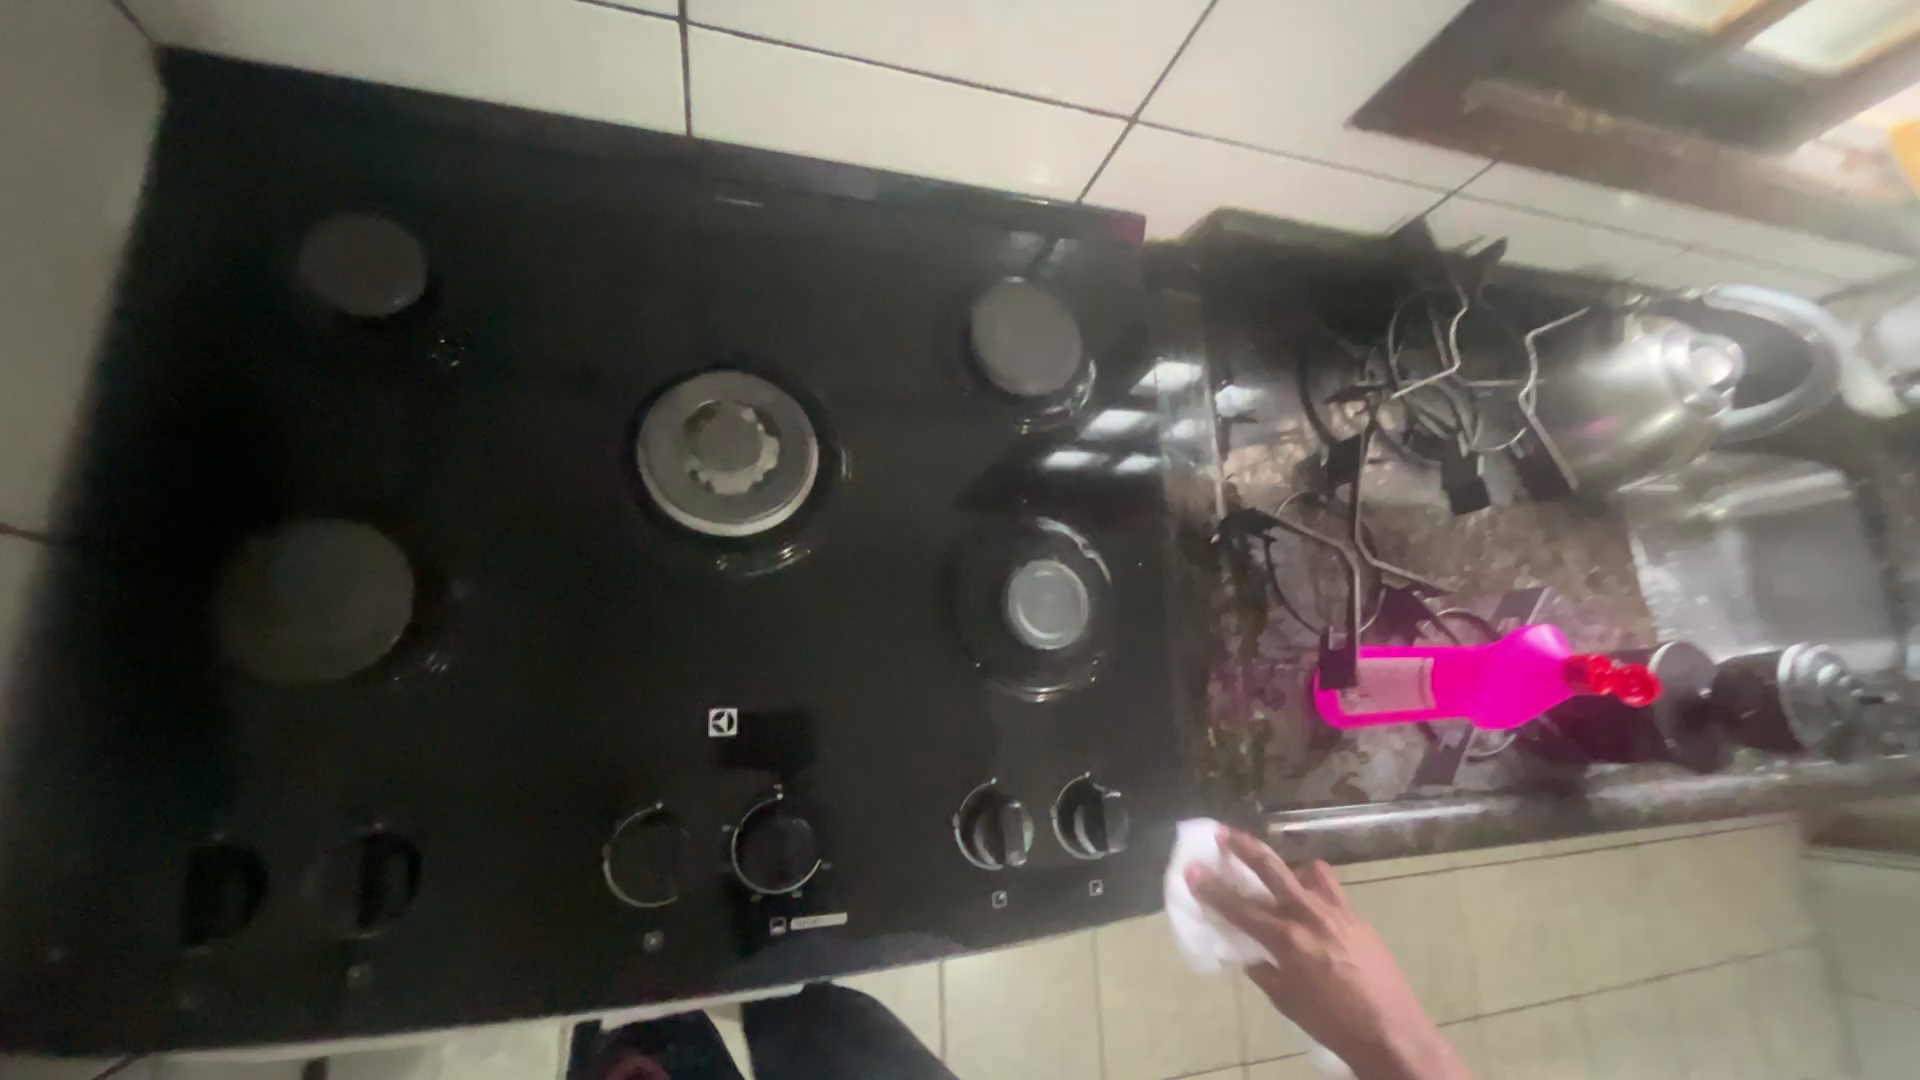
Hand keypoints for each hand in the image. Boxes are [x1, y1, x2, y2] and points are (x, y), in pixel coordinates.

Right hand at [1185, 827, 1471, 1079]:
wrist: (1394, 1035)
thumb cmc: (1332, 1024)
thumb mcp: (1286, 1000)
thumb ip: (1264, 969)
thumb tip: (1250, 953)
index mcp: (1286, 938)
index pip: (1238, 907)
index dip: (1210, 888)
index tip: (1191, 870)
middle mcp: (1308, 914)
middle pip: (1269, 867)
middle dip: (1242, 847)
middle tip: (1223, 833)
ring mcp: (1337, 912)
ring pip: (1309, 870)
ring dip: (1291, 869)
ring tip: (1285, 878)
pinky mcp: (1358, 918)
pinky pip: (1332, 892)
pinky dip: (1317, 893)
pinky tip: (1316, 912)